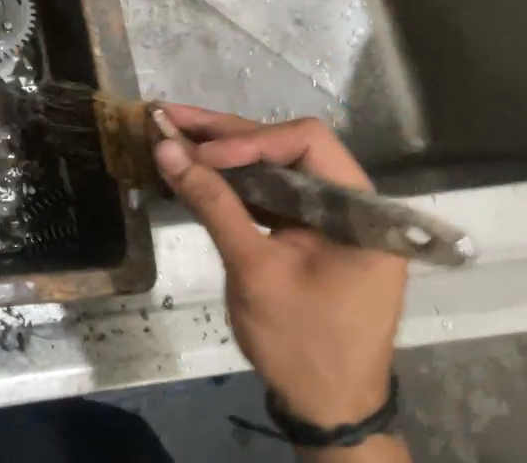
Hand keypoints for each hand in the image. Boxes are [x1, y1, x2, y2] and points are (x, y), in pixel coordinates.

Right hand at [152, 104, 406, 431]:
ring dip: (220, 152)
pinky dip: (229, 180)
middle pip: (285, 147)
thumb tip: (165, 148)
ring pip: (271, 166)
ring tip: (169, 133)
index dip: (250, 139)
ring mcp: (326, 219)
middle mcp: (349, 204)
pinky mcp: (305, 233)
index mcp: (361, 210)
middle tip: (166, 118)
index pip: (306, 143)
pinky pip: (267, 192)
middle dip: (224, 134)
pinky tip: (191, 168)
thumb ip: (213, 203)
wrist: (328, 409)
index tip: (201, 155)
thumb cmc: (302, 342)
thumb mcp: (254, 269)